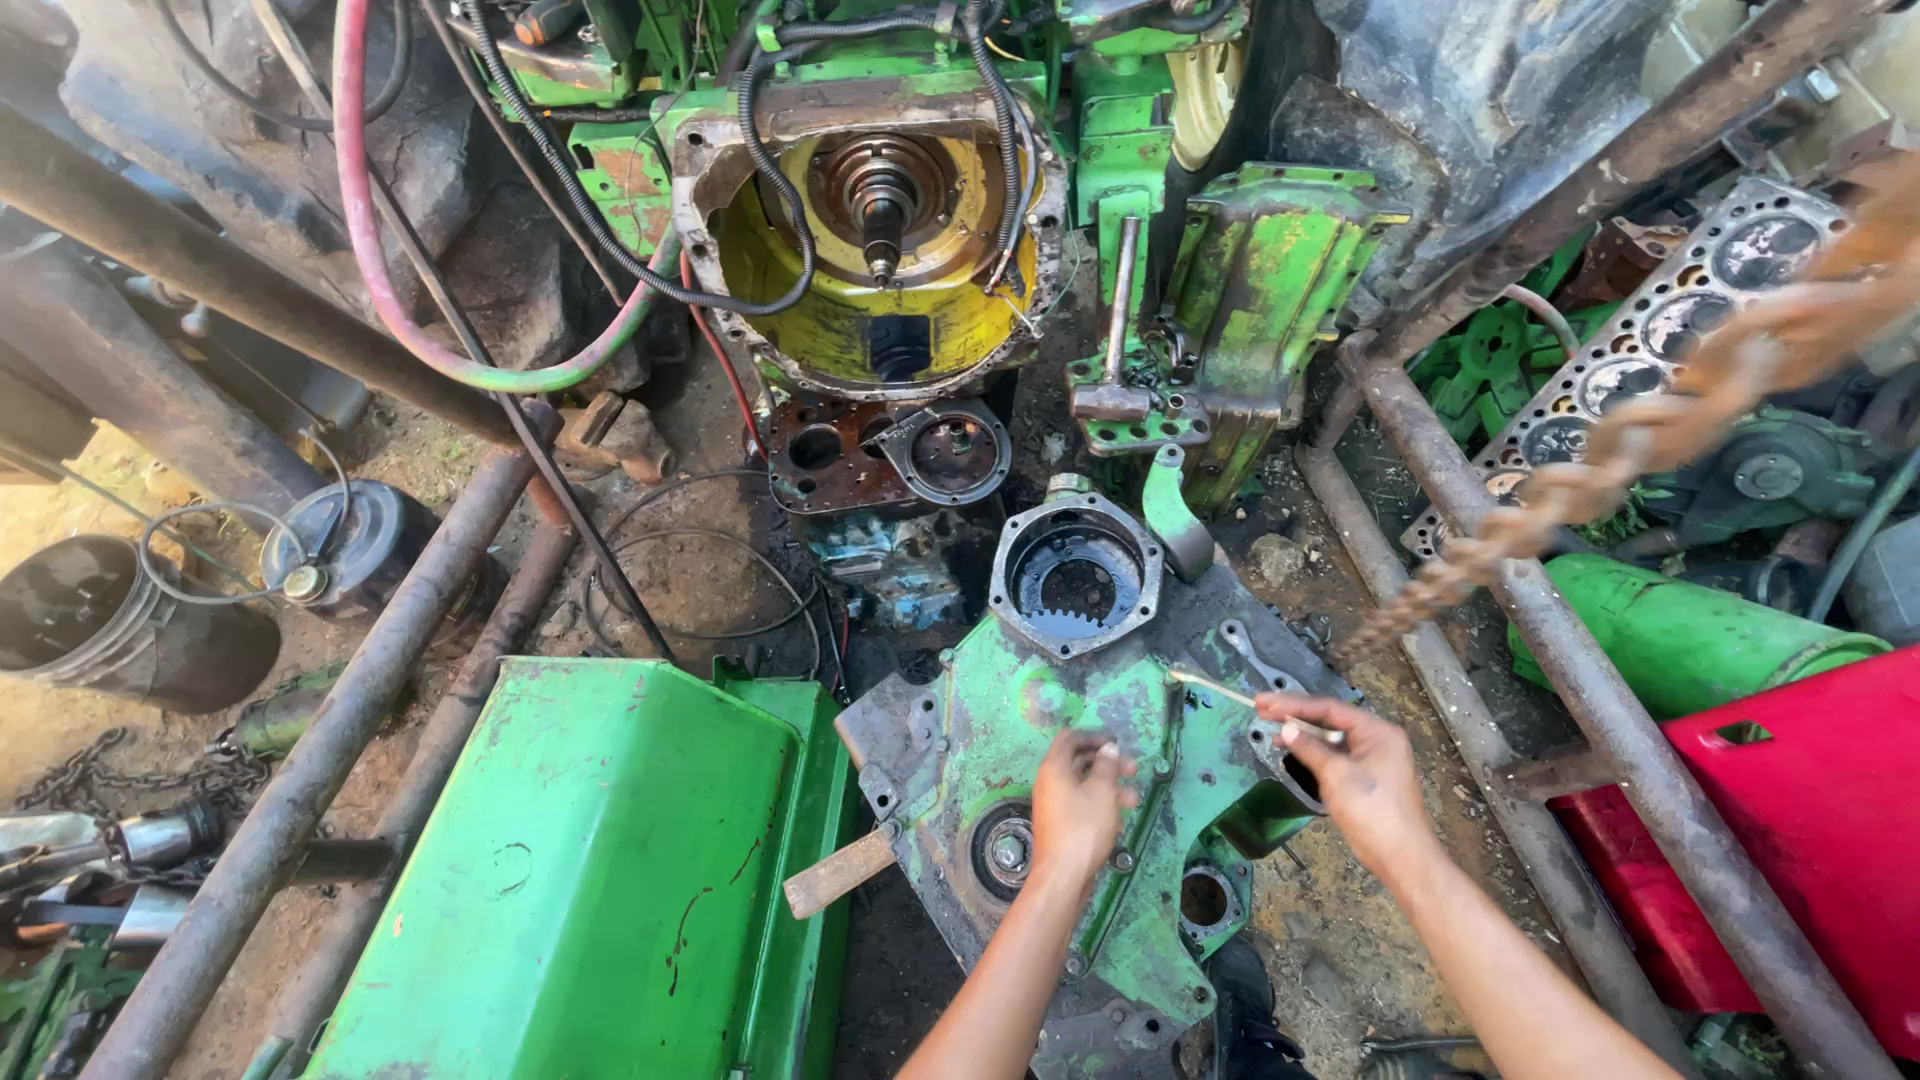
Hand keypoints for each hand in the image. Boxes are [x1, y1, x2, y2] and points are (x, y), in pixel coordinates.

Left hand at [1028, 729, 1139, 893]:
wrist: (1063, 875)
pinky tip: (1118, 821)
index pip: (1070, 738)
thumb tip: (1108, 748)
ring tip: (1133, 800)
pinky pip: (1081, 806)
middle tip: (1133, 769)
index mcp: (1054, 767)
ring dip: (1109, 788)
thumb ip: (1106, 766)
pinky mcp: (1060, 825)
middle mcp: (1049, 782)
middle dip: (1107, 764)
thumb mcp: (1101, 791)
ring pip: (1083, 786)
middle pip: (1079, 762)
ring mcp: (1054, 805)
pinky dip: (1099, 807)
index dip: (1093, 736)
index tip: (1115, 744)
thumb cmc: (1083, 827)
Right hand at [1254, 693, 1439, 881]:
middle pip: (1329, 720)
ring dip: (1301, 733)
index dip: (1293, 704)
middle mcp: (1375, 739)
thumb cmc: (1371, 809)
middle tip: (1262, 709)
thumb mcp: (1337, 774)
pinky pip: (1333, 755)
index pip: (1329, 708)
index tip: (1264, 703)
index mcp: (1377, 732)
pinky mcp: (1361, 776)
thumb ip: (1309, 748)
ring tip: (1271, 729)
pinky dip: (1311, 751)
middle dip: (1295, 715)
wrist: (1400, 856)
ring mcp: (1369, 758)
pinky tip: (1290, 749)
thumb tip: (1284, 730)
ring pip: (1329, 738)